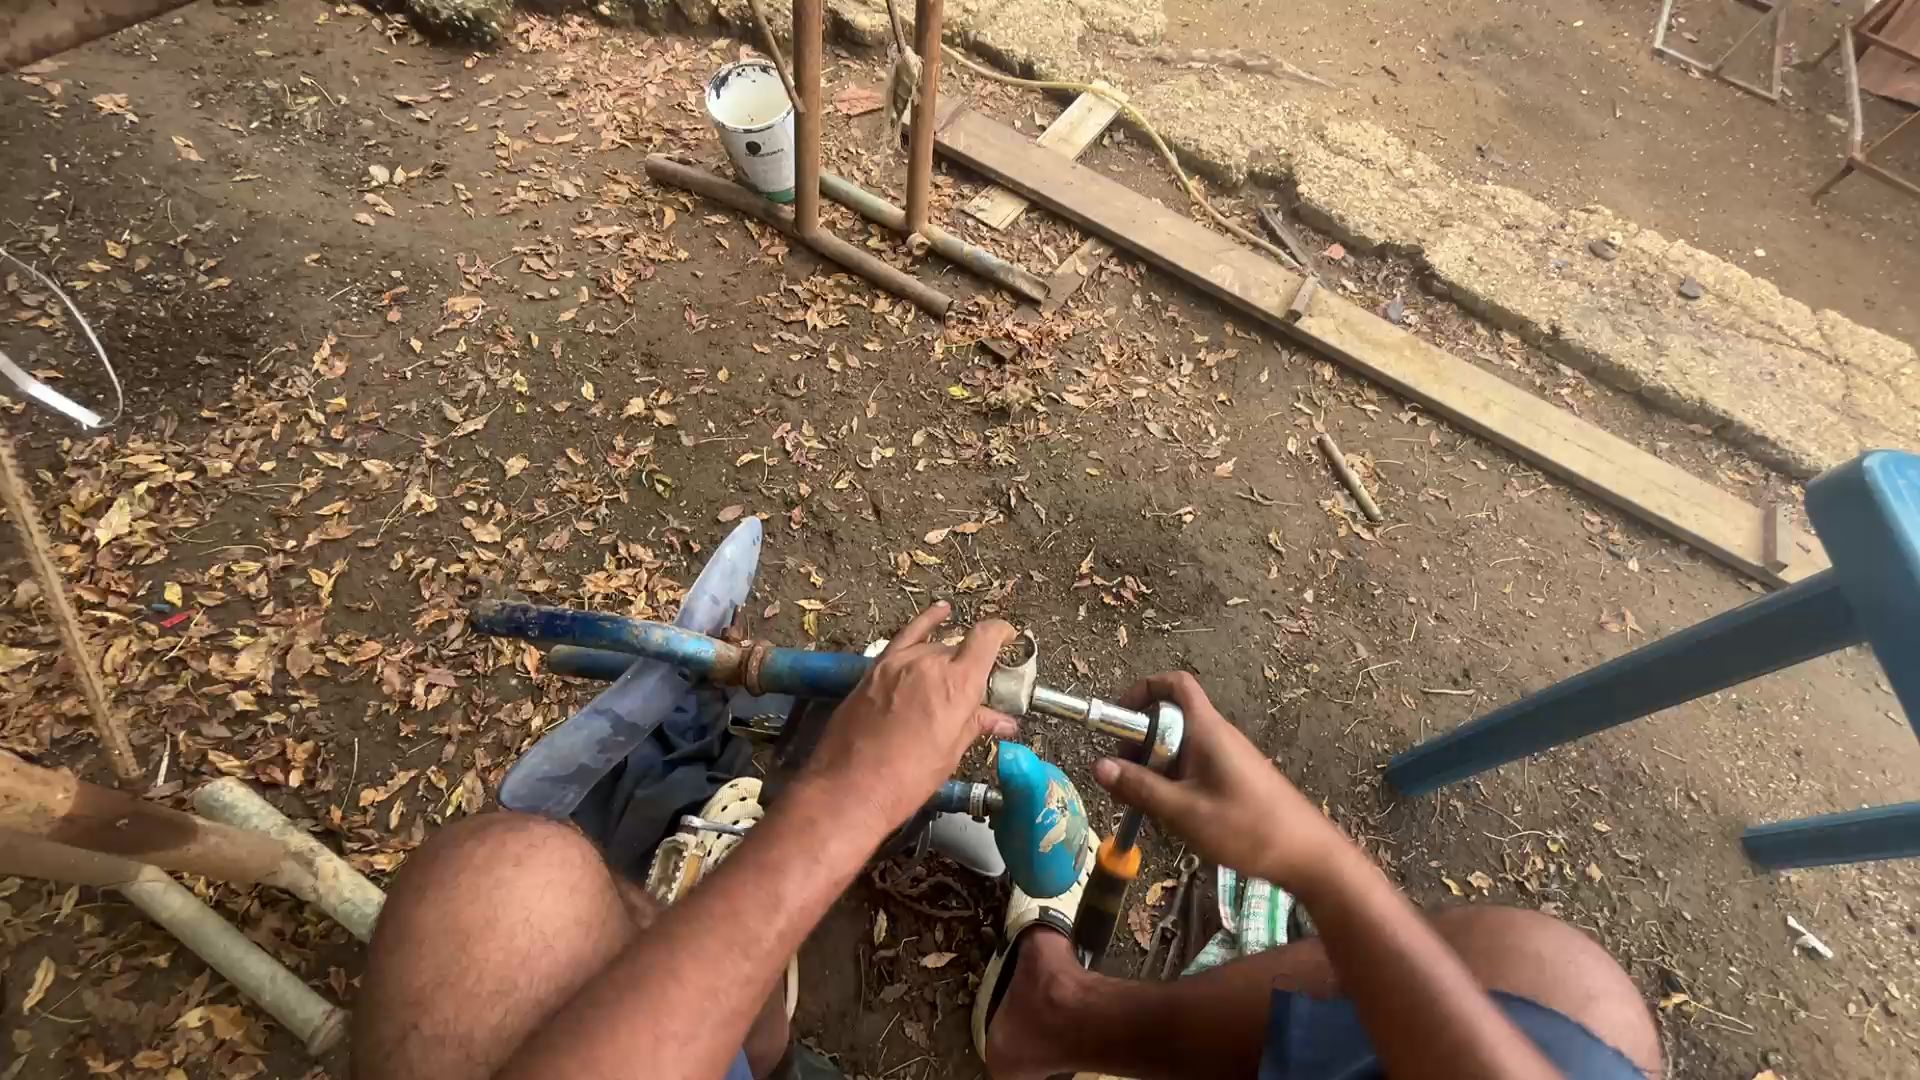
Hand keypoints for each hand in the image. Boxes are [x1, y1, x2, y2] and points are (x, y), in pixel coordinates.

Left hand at [794, 602, 1017, 836]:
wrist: (850, 786)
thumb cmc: (905, 778)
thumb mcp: (950, 753)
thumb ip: (976, 725)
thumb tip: (1003, 721)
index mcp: (957, 684)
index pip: (986, 639)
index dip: (1002, 633)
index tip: (1009, 637)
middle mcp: (929, 663)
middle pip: (959, 648)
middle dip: (970, 665)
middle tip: (972, 692)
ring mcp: (899, 662)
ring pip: (933, 647)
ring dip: (946, 658)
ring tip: (949, 679)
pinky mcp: (877, 667)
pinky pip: (906, 636)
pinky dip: (925, 623)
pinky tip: (939, 612)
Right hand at [1093, 672, 1350, 890]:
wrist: (1311, 858)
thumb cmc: (1247, 828)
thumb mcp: (1184, 811)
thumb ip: (1139, 788)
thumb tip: (1098, 766)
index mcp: (1206, 730)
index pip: (1174, 684)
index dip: (1143, 689)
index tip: (1119, 716)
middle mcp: (1216, 735)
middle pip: (1168, 719)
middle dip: (1138, 742)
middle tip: (1122, 775)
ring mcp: (1227, 756)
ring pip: (1178, 747)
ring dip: (1154, 767)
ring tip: (1142, 803)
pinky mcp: (1234, 778)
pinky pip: (1193, 766)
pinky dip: (1173, 780)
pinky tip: (1171, 814)